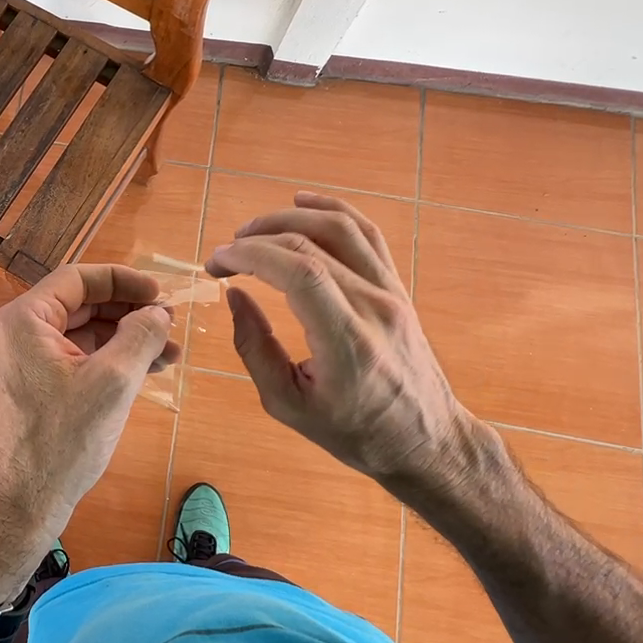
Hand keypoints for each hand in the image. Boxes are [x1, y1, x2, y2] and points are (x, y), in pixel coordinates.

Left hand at [0, 265, 179, 602]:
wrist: (28, 502)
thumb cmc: (65, 439)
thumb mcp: (112, 382)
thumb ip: (139, 335)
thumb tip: (158, 312)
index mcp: (24, 320)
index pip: (78, 279)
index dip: (123, 281)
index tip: (160, 293)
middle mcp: (18, 331)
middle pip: (83, 304)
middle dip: (130, 312)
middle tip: (171, 323)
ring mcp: (26, 358)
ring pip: (85, 332)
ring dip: (127, 337)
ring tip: (171, 351)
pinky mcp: (37, 383)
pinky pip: (79, 356)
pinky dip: (112, 358)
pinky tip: (150, 368)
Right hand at [205, 191, 480, 487]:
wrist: (425, 440)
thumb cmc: (353, 432)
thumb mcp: (288, 404)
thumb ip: (254, 348)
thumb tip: (235, 296)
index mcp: (347, 342)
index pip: (299, 272)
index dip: (251, 256)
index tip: (217, 264)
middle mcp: (374, 306)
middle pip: (311, 245)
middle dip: (255, 241)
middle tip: (222, 258)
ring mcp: (391, 292)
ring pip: (340, 228)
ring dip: (288, 218)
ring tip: (251, 231)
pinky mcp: (397, 286)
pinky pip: (367, 234)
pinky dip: (332, 209)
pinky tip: (302, 201)